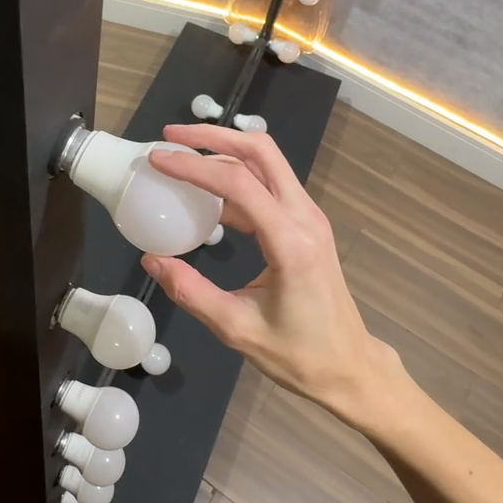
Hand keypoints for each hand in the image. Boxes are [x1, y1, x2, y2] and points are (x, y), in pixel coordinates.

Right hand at [142, 124, 400, 423]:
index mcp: (291, 242)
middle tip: (171, 136)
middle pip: (261, 152)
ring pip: (268, 163)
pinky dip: (236, 177)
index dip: (195, 167)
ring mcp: (310, 217)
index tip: (159, 160)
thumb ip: (192, 292)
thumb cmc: (299, 354)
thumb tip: (152, 260)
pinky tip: (206, 193)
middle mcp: (305, 217)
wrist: (350, 366)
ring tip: (183, 156)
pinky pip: (270, 185)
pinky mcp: (306, 224)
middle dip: (214, 137)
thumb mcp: (237, 329)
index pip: (239, 184)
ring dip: (225, 151)